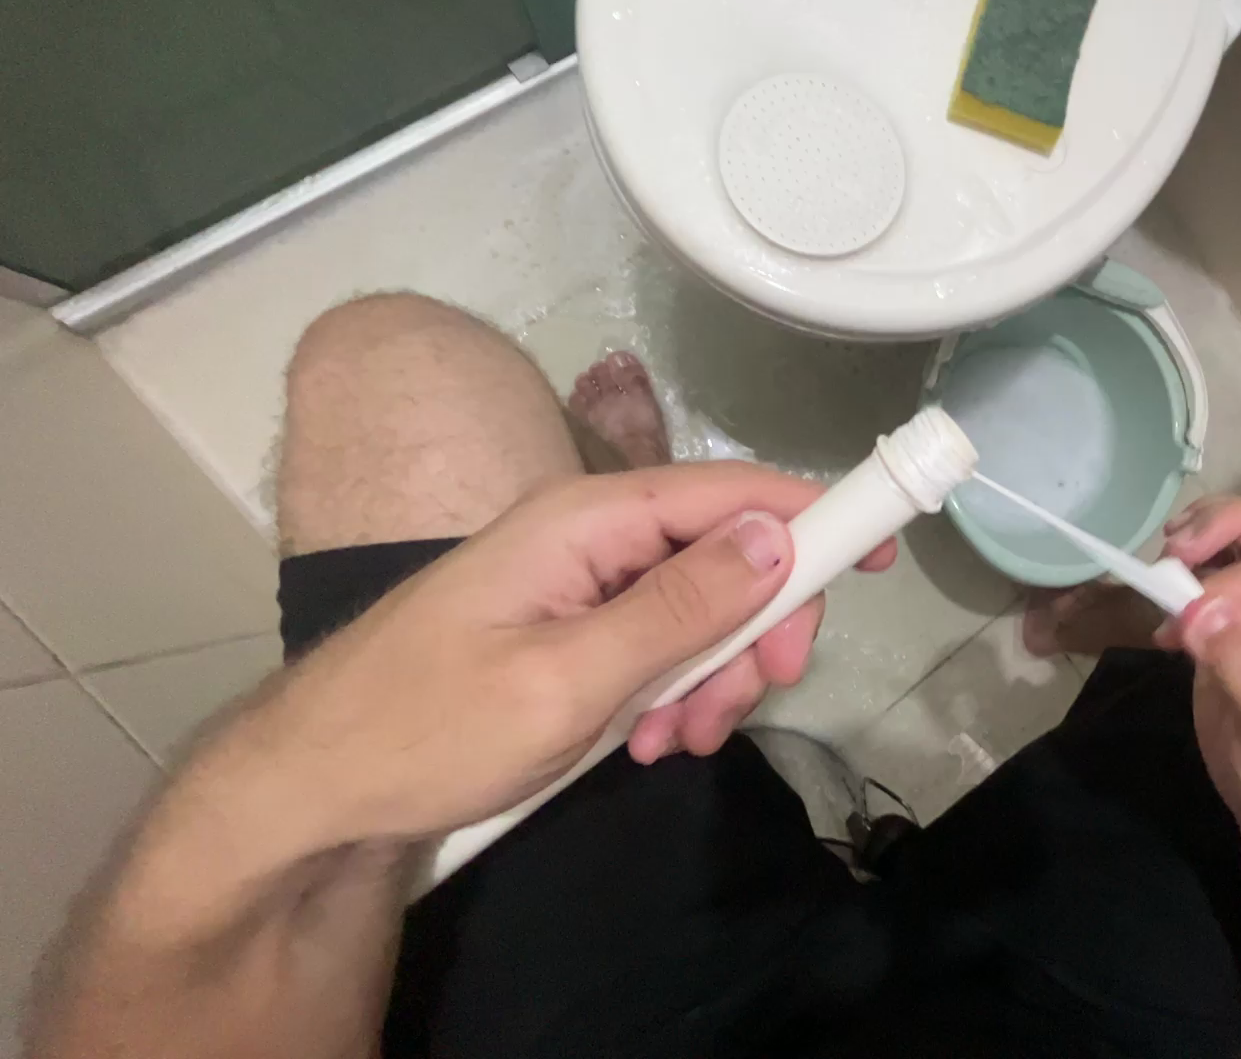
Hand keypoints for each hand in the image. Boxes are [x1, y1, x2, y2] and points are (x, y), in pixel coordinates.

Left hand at [197, 462, 892, 849]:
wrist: (317, 795)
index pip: (728, 491)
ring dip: (719, 674)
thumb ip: (678, 606)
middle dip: (758, 627)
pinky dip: (685, 688)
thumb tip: (774, 537)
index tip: (877, 549)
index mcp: (592, 519)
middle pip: (730, 554)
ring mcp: (596, 581)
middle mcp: (601, 535)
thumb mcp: (567, 677)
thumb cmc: (429, 728)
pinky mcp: (593, 623)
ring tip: (682, 738)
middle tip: (761, 691)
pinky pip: (674, 641)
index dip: (811, 513)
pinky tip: (655, 735)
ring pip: (710, 607)